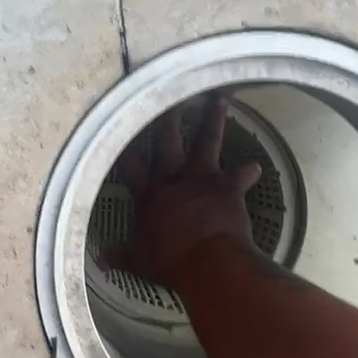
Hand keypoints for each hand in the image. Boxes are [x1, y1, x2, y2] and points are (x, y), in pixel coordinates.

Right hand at [102, 95, 263, 287]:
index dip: (125, 146)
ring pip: (206, 143)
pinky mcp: (227, 188)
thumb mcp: (139, 261)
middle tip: (170, 95)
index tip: (120, 126)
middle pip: (167, 142)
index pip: (131, 165)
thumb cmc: (170, 262)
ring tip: (219, 98)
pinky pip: (239, 176)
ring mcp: (202, 180)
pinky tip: (256, 167)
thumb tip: (101, 259)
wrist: (208, 262)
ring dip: (212, 121)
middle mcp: (173, 180)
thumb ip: (121, 255)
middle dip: (167, 118)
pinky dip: (247, 173)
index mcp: (149, 195)